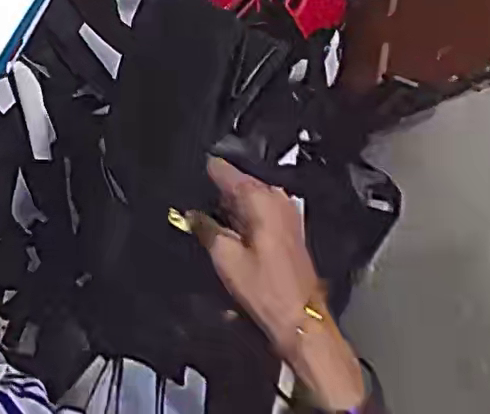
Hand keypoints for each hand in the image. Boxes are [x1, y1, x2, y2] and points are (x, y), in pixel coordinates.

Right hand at [187, 158, 368, 409]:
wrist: (303, 322)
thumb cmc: (265, 289)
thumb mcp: (225, 258)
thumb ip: (204, 227)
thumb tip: (190, 212)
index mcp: (258, 195)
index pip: (222, 168)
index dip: (202, 173)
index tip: (186, 179)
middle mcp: (275, 195)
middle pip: (237, 180)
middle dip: (216, 192)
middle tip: (195, 207)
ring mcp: (285, 210)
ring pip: (248, 196)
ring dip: (229, 206)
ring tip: (208, 220)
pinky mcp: (289, 226)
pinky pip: (259, 209)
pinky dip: (243, 216)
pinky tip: (230, 232)